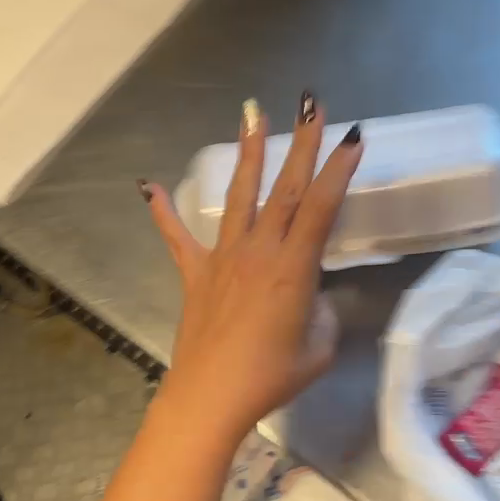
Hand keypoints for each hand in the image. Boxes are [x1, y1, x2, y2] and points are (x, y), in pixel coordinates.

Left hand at [140, 92, 363, 438]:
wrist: (211, 396)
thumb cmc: (271, 376)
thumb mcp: (317, 349)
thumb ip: (321, 315)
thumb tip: (311, 300)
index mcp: (294, 267)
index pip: (322, 207)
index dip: (339, 170)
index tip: (352, 136)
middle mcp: (259, 250)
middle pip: (285, 189)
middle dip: (301, 144)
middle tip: (311, 104)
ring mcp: (224, 258)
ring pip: (239, 196)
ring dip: (248, 154)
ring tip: (251, 115)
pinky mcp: (195, 274)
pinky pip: (178, 238)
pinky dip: (163, 212)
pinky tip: (147, 186)